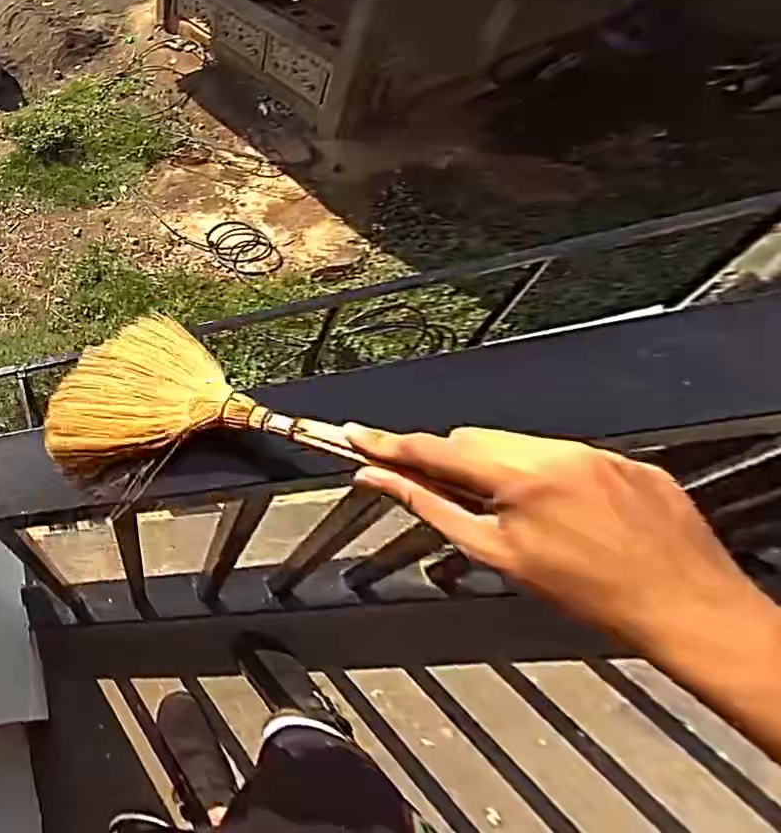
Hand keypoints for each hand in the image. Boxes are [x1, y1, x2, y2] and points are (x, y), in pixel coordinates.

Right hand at [343, 425, 754, 647]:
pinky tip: (553, 507)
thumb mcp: (490, 550)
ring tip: (506, 505)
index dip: (387, 443)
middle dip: (447, 459)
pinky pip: (560, 453)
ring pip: (511, 442)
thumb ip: (424, 503)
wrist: (696, 616)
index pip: (432, 448)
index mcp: (521, 475)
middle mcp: (560, 454)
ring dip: (492, 463)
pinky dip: (540, 470)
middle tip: (442, 490)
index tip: (355, 434)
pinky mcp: (631, 464)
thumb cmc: (591, 593)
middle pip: (469, 439)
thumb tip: (374, 477)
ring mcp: (600, 456)